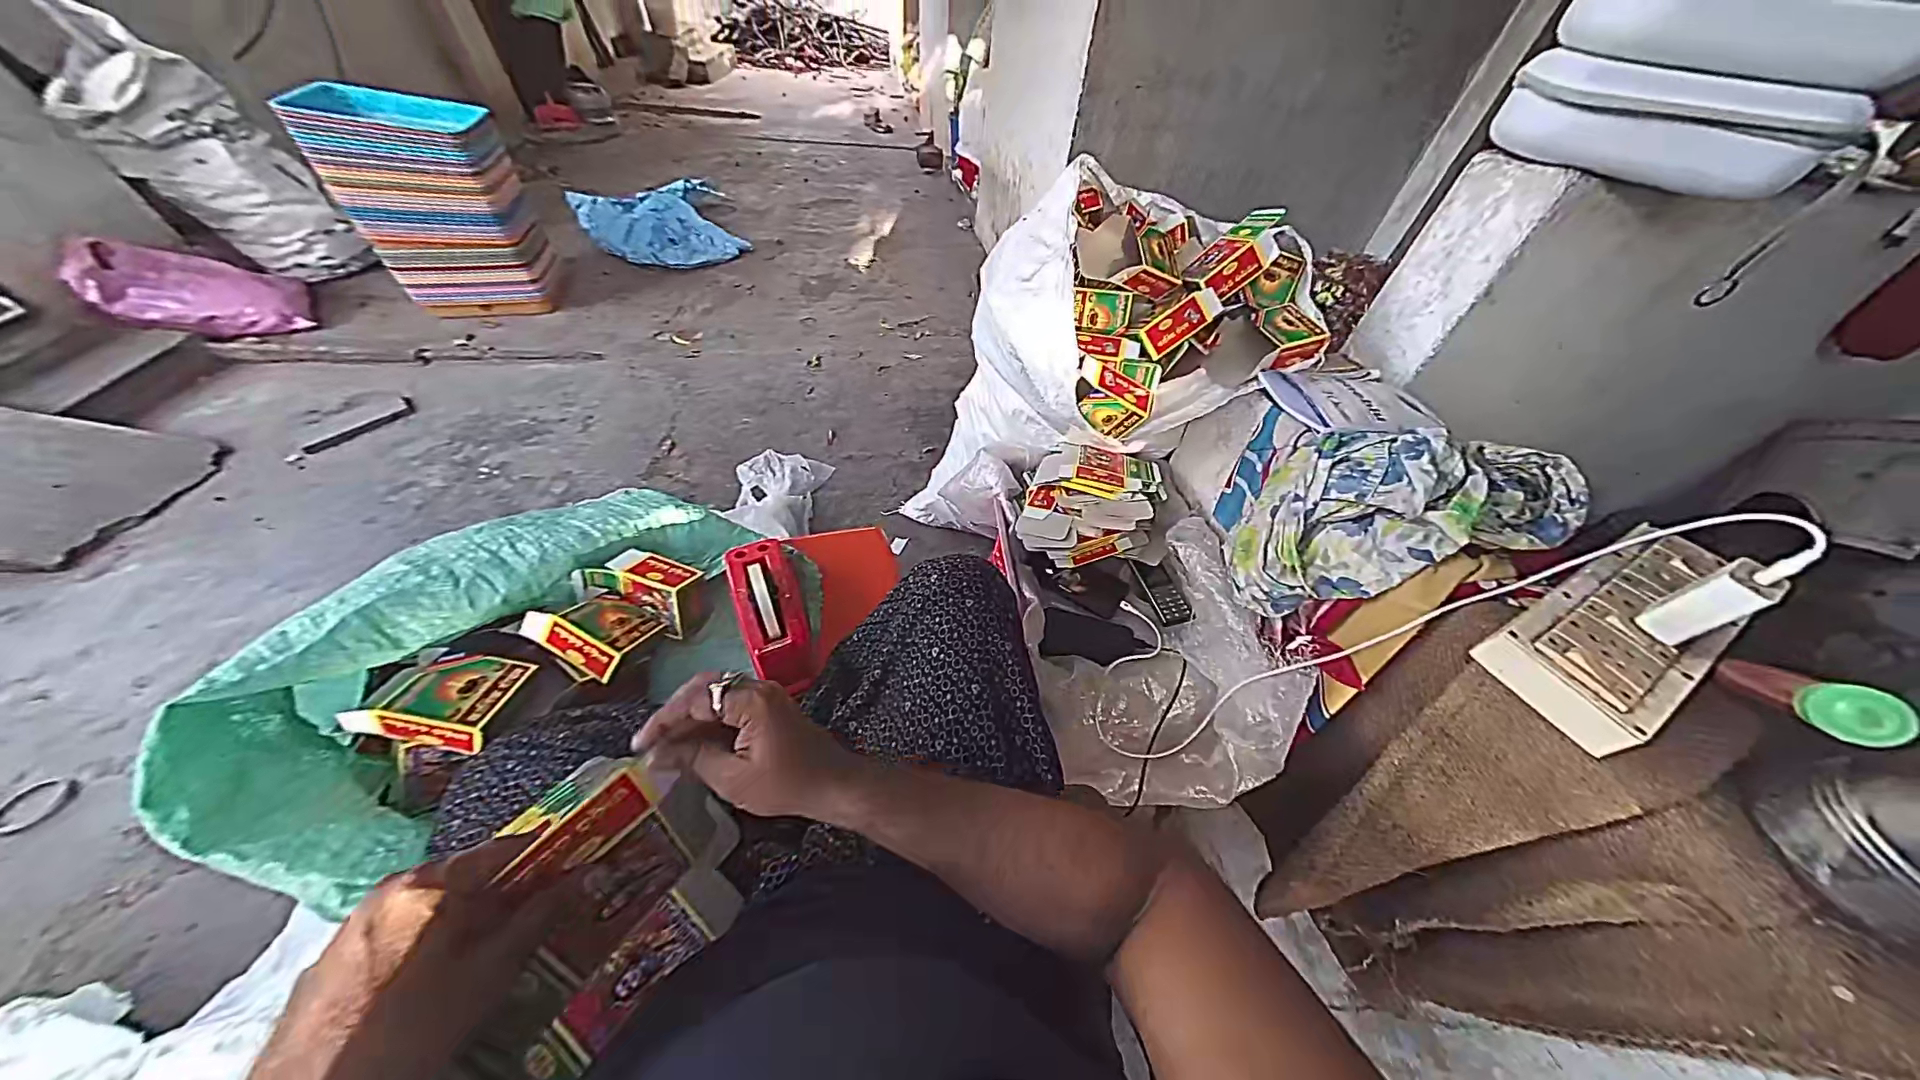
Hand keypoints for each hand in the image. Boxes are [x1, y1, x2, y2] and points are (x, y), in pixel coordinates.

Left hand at [248, 838, 576, 1079]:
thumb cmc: (412, 1026)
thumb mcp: (492, 970)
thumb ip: (543, 914)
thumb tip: (590, 873)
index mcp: (428, 881)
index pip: (506, 847)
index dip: (549, 856)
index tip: (576, 866)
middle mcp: (388, 890)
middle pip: (469, 878)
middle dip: (509, 894)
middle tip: (540, 917)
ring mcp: (352, 926)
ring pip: (433, 908)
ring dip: (468, 922)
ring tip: (494, 955)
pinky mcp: (328, 965)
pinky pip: (398, 936)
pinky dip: (428, 946)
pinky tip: (438, 983)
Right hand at [633, 672, 866, 819]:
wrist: (833, 783)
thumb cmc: (786, 785)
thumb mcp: (733, 779)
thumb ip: (694, 759)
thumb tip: (657, 754)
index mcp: (751, 700)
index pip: (696, 699)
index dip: (664, 720)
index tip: (641, 744)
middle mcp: (758, 688)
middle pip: (704, 688)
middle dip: (673, 714)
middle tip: (649, 742)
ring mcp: (764, 695)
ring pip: (715, 695)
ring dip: (688, 717)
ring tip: (664, 745)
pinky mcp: (767, 706)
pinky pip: (729, 704)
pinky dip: (707, 721)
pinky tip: (690, 743)